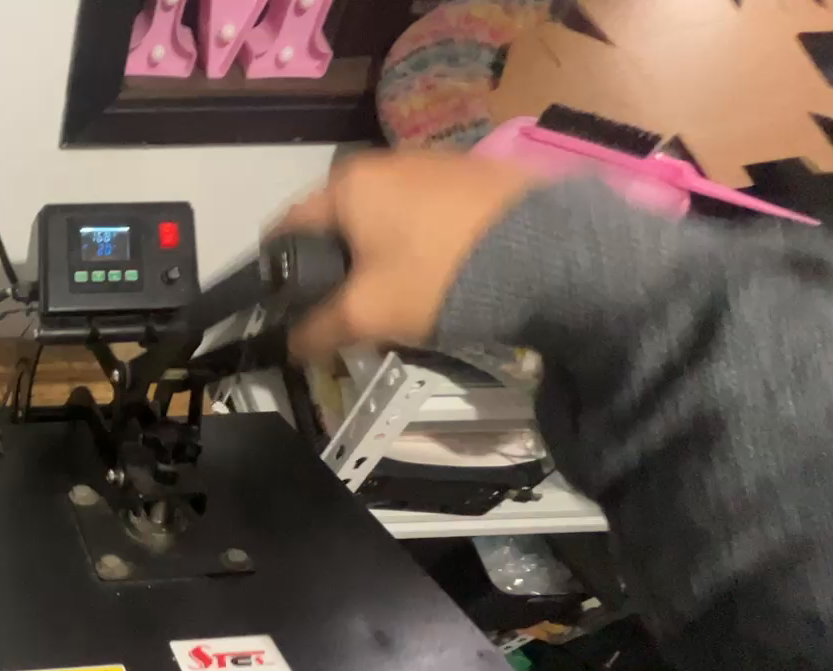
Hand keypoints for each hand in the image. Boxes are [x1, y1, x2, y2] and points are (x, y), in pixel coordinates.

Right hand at [270, 151, 545, 360]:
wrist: (554, 258)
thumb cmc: (435, 278)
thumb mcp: (363, 315)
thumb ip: (314, 332)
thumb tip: (290, 347)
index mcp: (348, 185)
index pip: (286, 227)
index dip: (278, 271)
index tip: (285, 304)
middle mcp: (387, 162)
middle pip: (336, 223)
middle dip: (331, 264)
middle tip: (338, 307)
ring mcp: (438, 164)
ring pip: (381, 218)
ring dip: (374, 254)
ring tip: (389, 296)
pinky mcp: (479, 177)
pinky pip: (425, 214)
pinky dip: (416, 243)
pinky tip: (432, 275)